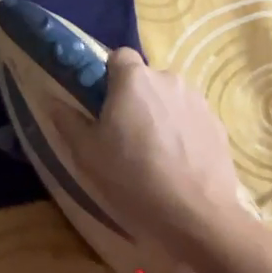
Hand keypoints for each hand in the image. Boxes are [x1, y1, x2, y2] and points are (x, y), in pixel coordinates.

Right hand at [55, 47, 246, 260]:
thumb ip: (68, 120)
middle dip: (135, 98)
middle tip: (124, 134)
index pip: (119, 55)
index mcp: (134, 79)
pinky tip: (178, 164)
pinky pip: (191, 119)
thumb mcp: (87, 153)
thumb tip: (53, 100)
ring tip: (154, 153)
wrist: (197, 216)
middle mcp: (169, 79)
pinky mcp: (218, 124)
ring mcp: (198, 101)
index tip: (102, 104)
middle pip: (145, 79)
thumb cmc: (133, 178)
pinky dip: (182, 132)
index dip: (108, 75)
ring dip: (160, 115)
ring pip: (169, 99)